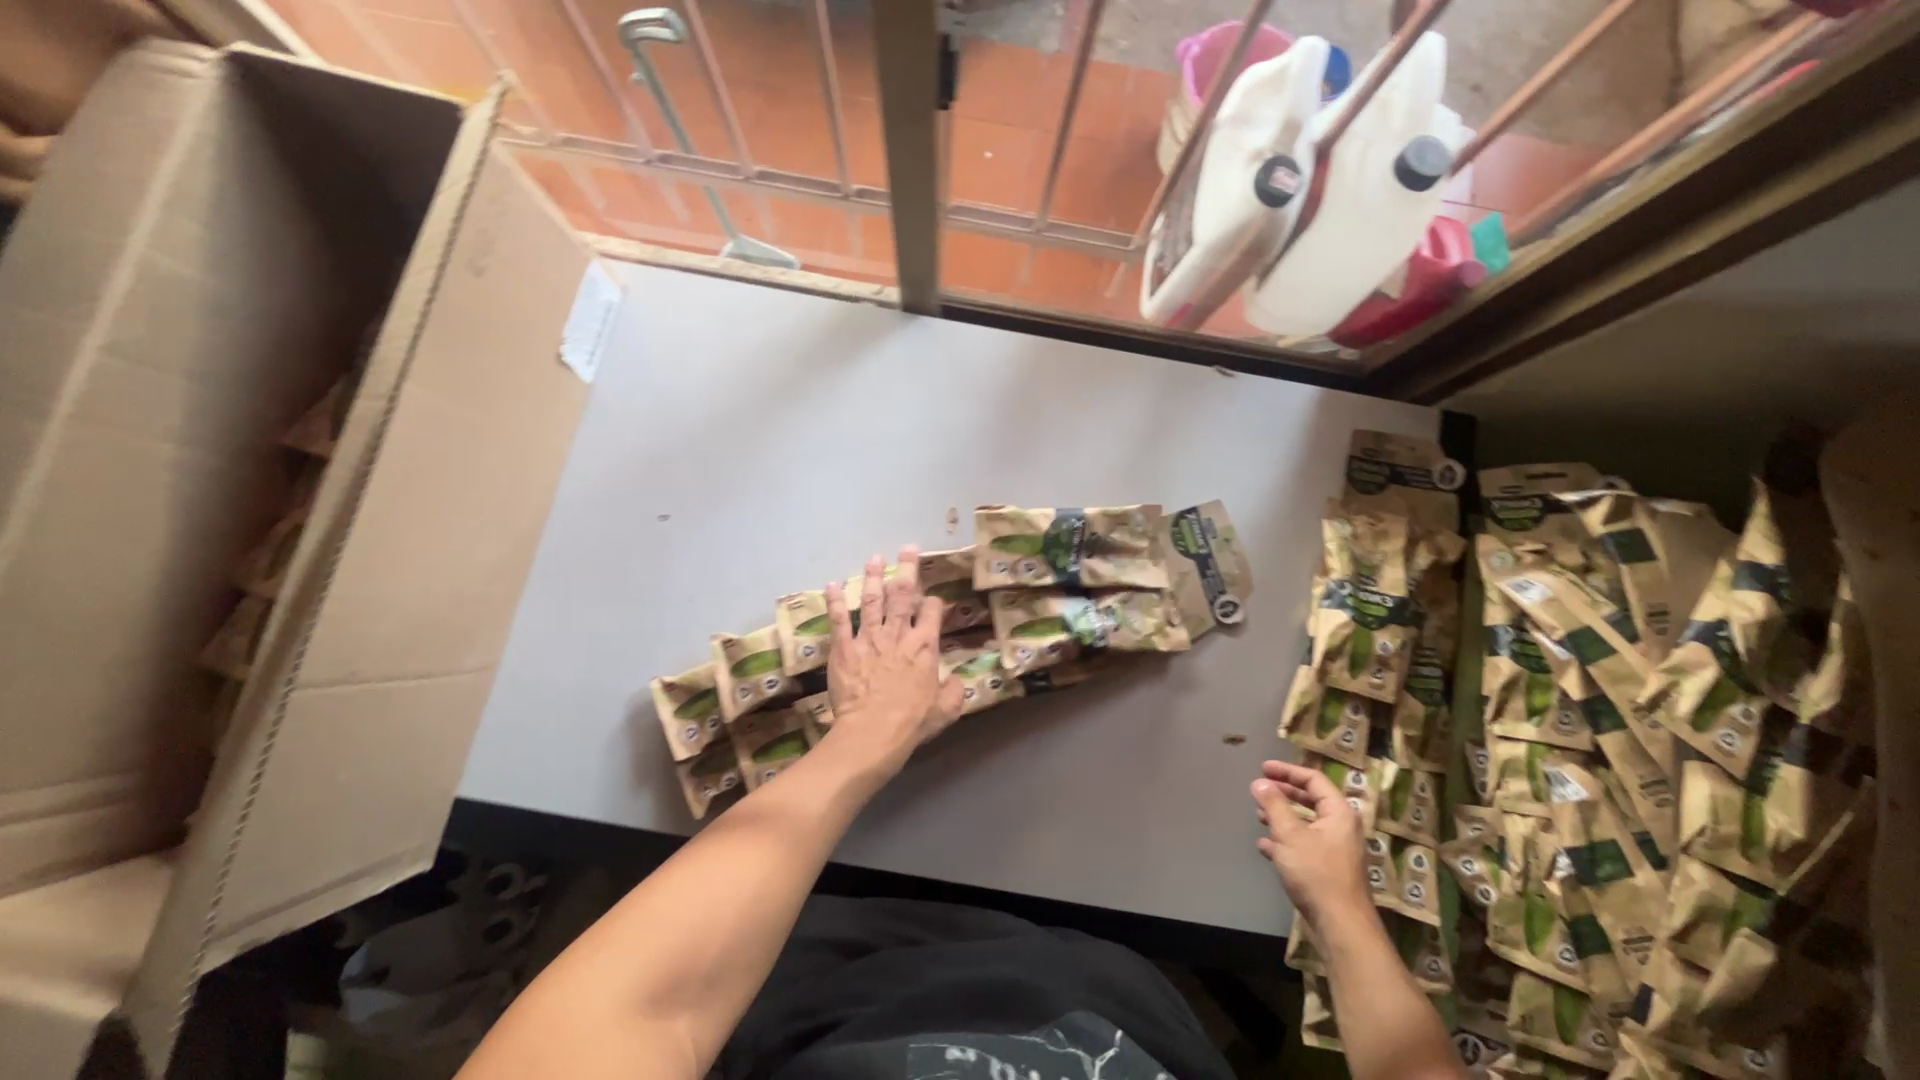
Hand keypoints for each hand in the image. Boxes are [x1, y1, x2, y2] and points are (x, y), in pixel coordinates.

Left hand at [822, 546, 965, 773]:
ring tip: (874, 558)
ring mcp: (869, 638)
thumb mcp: (946, 709)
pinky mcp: (844, 648)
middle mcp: (898, 635)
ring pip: (872, 600)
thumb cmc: (912, 723)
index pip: (932, 613)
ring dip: (873, 577)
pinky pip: (839, 619)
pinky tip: (833, 585)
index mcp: (925, 647)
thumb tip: (955, 680)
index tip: (933, 599)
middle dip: (907, 568)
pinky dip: (835, 601)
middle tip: (908, 548)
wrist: (873, 732)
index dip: (934, 603)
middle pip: (903, 594)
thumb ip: (953, 690)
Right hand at [1251, 760, 1371, 926]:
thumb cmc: (1316, 872)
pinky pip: (1303, 845)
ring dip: (1282, 817)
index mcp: (1339, 812)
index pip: (1314, 780)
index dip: (1287, 771)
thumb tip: (1260, 782)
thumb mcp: (1290, 834)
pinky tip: (1265, 846)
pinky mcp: (1327, 869)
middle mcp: (1341, 827)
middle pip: (1311, 800)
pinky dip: (1285, 841)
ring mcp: (1335, 849)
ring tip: (1259, 815)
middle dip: (1284, 793)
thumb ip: (1274, 805)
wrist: (1339, 923)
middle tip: (1260, 788)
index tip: (1263, 768)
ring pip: (1306, 824)